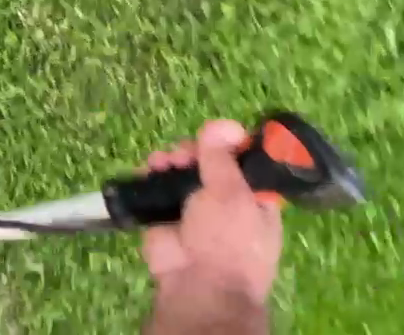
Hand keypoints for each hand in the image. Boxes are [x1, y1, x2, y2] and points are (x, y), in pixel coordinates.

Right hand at [141, 120, 283, 309]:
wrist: (196, 279)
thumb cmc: (227, 239)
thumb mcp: (231, 194)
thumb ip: (222, 157)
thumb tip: (226, 123)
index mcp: (254, 200)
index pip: (242, 162)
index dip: (226, 145)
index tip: (212, 136)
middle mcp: (225, 200)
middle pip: (206, 161)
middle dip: (191, 152)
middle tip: (183, 156)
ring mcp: (194, 206)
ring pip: (179, 169)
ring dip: (168, 159)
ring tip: (161, 163)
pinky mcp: (166, 210)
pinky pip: (156, 182)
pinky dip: (150, 172)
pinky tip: (148, 170)